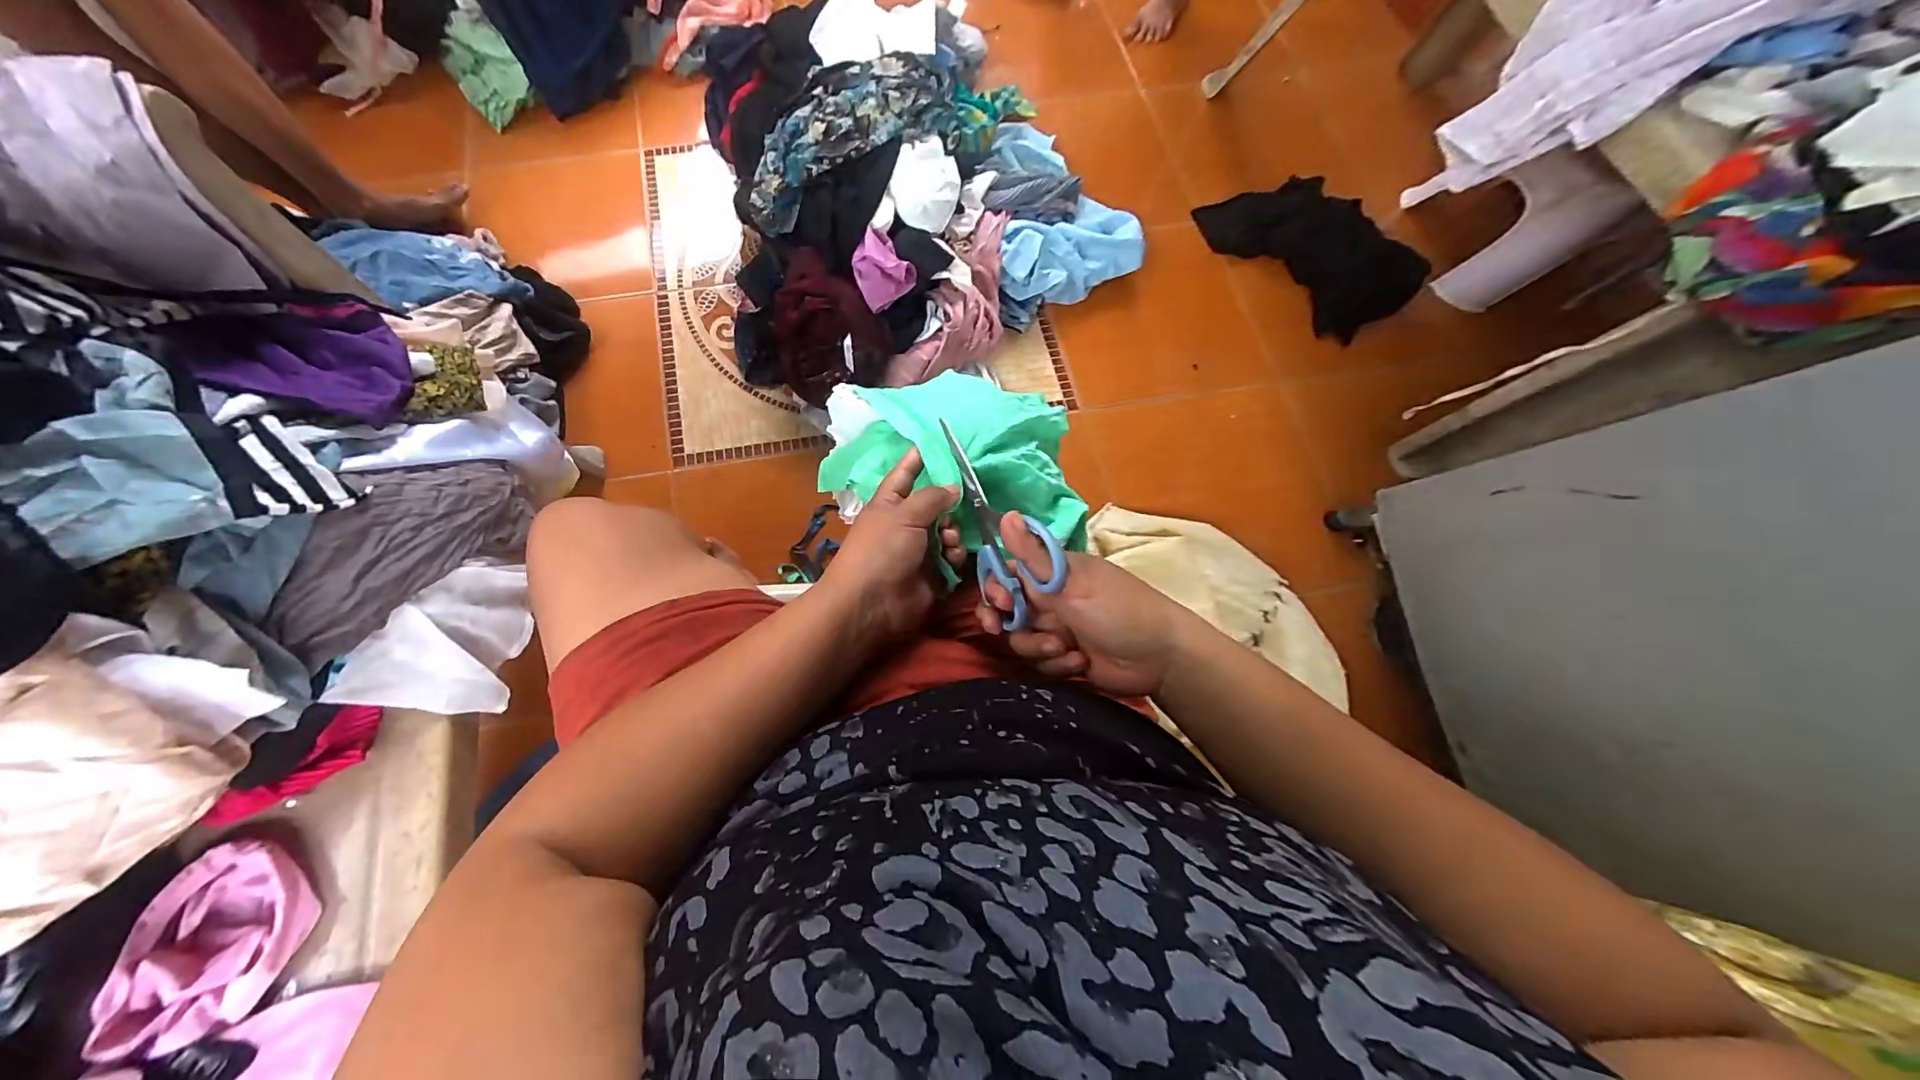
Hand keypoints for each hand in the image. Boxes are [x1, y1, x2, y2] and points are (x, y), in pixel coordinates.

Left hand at [821, 449, 958, 642]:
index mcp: (890, 503)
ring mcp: (920, 551)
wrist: (871, 604)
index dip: (920, 458)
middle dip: (951, 505)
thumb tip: (954, 487)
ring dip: (954, 533)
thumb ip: (932, 496)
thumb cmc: (881, 550)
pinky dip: (956, 557)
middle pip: (936, 504)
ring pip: (949, 532)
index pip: (906, 474)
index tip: (940, 442)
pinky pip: (953, 558)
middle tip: (958, 507)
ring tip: (949, 541)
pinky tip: (952, 558)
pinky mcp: (933, 575)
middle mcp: (906, 524)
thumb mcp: (904, 514)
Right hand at [977, 511, 1195, 696]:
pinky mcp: (1064, 657)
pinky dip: (1057, 665)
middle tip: (1001, 630)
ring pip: (1021, 640)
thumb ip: (1034, 557)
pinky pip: (1041, 662)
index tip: (1003, 603)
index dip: (995, 589)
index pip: (1007, 574)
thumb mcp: (1073, 583)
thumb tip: (1005, 514)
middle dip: (1005, 623)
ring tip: (1066, 649)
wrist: (1160, 658)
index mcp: (1052, 573)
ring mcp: (1058, 629)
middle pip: (1007, 611)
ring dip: (1038, 647)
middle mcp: (1051, 599)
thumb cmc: (1119, 610)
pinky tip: (1080, 663)